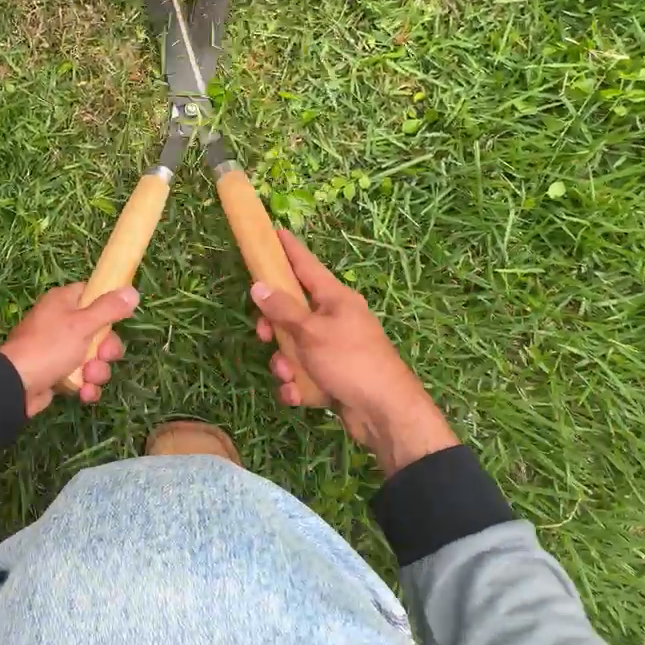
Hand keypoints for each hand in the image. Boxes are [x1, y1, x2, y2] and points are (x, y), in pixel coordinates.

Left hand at [0, 283, 137, 416]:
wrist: (17, 385)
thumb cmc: (49, 346)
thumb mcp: (82, 324)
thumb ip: (109, 309)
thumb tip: (132, 291)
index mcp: (63, 302)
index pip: (92, 293)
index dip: (109, 305)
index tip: (122, 317)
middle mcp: (62, 321)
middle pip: (99, 330)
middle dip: (106, 349)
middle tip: (103, 356)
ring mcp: (60, 348)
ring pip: (93, 357)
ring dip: (96, 371)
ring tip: (88, 378)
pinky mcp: (59, 372)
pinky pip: (82, 376)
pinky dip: (86, 385)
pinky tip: (84, 393)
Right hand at [251, 229, 458, 474]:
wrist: (386, 414)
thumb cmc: (351, 362)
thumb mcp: (311, 331)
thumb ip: (282, 309)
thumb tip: (258, 286)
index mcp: (335, 298)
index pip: (306, 265)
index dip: (288, 248)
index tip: (273, 231)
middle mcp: (335, 318)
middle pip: (292, 310)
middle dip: (274, 326)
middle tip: (265, 334)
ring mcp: (335, 348)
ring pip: (294, 346)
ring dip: (285, 362)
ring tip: (289, 375)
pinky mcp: (333, 376)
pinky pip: (304, 374)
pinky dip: (298, 384)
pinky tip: (299, 394)